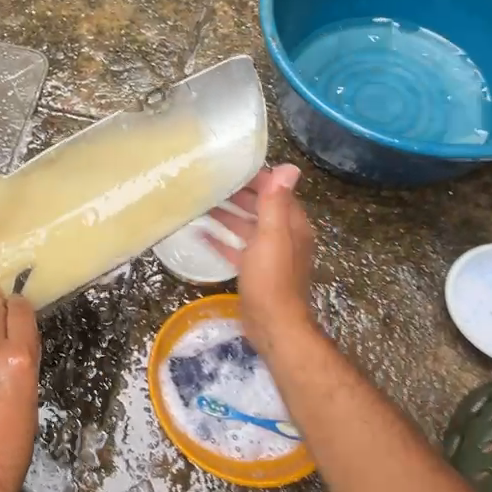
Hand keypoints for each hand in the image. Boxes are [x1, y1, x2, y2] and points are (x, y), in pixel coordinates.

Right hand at [207, 164, 319, 356]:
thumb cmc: (271, 279)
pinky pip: (236, 247)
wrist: (273, 326)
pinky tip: (200, 233)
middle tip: (207, 180)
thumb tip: (290, 167)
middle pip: (260, 207)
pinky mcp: (254, 270)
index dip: (256, 177)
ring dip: (227, 214)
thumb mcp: (272, 236)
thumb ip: (276, 202)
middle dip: (238, 193)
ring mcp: (268, 255)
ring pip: (247, 227)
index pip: (276, 191)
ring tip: (200, 201)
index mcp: (292, 225)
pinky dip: (222, 238)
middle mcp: (283, 236)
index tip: (229, 165)